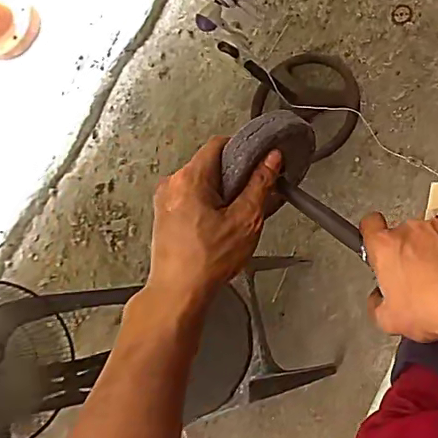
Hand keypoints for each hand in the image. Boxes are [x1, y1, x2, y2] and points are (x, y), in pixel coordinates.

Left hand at [141, 137, 279, 319]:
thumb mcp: (246, 219)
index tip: (260, 162)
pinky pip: (194, 198)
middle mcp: (172, 185)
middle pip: (212, 163)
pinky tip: (224, 225)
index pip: (220, 144)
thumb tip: (270, 160)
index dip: (244, 150)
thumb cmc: (206, 262)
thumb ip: (260, 184)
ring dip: (225, 192)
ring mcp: (166, 201)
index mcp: (189, 179)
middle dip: (236, 175)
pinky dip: (211, 204)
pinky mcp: (166, 215)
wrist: (179, 293)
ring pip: (204, 182)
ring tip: (239, 216)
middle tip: (254, 195)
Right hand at [360, 213, 437, 342]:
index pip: (369, 225)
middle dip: (405, 253)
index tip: (376, 243)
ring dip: (429, 250)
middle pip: (401, 236)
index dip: (371, 233)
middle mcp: (410, 230)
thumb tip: (378, 301)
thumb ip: (376, 305)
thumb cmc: (433, 307)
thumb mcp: (388, 320)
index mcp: (385, 247)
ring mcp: (436, 227)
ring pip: (426, 236)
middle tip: (413, 279)